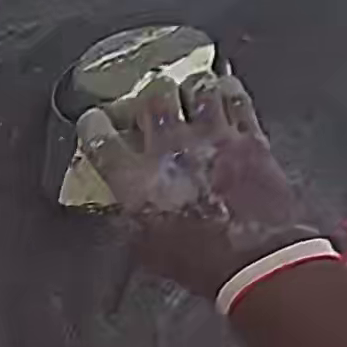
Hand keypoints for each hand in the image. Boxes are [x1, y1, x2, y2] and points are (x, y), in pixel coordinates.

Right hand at [78, 71, 315, 296]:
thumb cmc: (194, 260)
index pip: (102, 140)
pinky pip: (237, 98)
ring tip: (187, 92)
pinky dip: (228, 89)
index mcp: (135, 179)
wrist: (254, 259)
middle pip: (152, 97)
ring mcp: (212, 136)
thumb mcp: (143, 246)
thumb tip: (124, 203)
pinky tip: (223, 89)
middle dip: (146, 97)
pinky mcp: (248, 136)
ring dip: (189, 87)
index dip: (92, 126)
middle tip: (146, 104)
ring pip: (197, 86)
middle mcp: (169, 148)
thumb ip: (129, 215)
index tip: (92, 121)